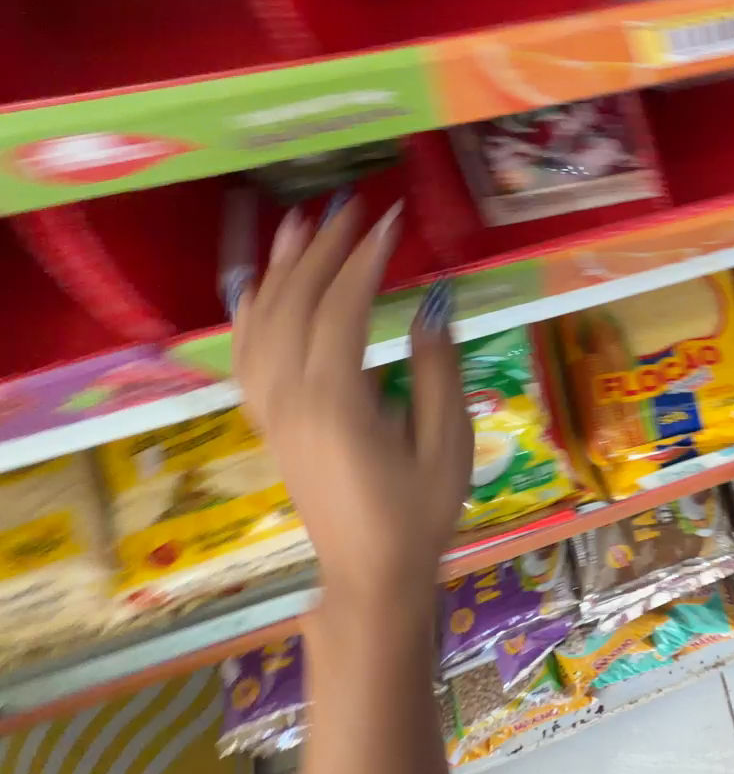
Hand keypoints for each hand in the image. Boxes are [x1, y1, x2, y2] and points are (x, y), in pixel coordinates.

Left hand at [229, 197, 471, 622]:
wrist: (371, 565)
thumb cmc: (421, 507)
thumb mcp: (447, 441)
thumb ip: (437, 372)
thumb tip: (431, 310)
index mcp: (336, 403)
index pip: (341, 311)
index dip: (364, 261)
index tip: (391, 222)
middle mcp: (288, 398)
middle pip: (293, 306)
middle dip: (322, 251)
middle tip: (352, 209)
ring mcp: (269, 408)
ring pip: (260, 323)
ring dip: (280, 269)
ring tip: (301, 224)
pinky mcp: (268, 418)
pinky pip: (247, 352)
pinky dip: (252, 309)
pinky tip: (263, 284)